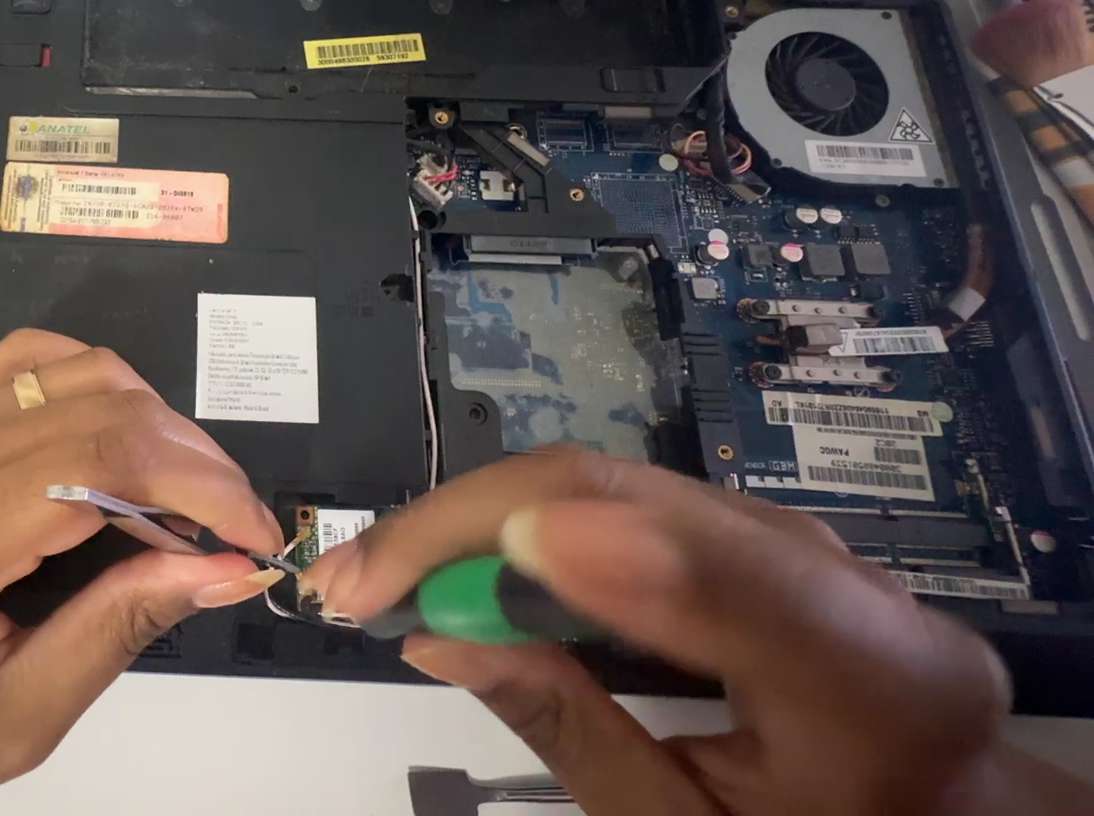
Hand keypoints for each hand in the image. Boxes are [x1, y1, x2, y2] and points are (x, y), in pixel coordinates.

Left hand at [0, 330, 282, 815]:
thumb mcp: (15, 722)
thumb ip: (119, 627)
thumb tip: (223, 569)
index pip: (99, 461)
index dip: (198, 485)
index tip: (254, 536)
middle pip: (99, 407)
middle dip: (192, 458)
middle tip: (234, 524)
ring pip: (74, 368)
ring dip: (151, 418)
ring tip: (185, 490)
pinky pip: (30, 360)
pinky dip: (95, 382)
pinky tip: (119, 435)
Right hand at [300, 448, 1093, 815]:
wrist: (913, 809)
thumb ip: (569, 729)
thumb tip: (434, 629)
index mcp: (882, 682)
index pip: (749, 586)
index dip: (616, 554)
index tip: (480, 570)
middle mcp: (830, 568)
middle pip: (617, 495)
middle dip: (460, 527)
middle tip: (349, 580)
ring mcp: (764, 525)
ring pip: (583, 479)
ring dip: (460, 518)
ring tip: (370, 568)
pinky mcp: (713, 515)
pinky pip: (586, 495)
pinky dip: (496, 521)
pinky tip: (436, 551)